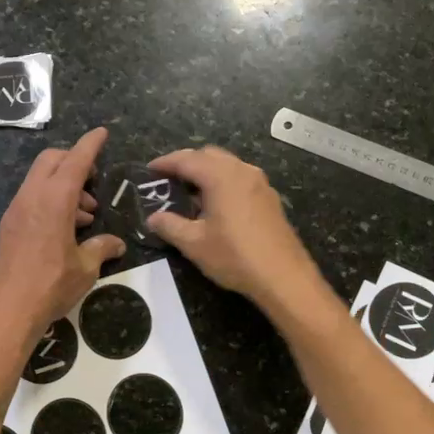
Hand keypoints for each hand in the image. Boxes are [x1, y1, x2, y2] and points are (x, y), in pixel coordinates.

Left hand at [0, 127, 125, 344]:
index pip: (75, 160)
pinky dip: (50, 201)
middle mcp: (31, 197)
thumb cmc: (50, 286)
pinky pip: (31, 199)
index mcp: (53, 200)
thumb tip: (116, 244)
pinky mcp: (8, 226)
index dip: (90, 145)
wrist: (5, 311)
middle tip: (93, 184)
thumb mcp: (85, 268)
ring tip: (85, 217)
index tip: (101, 133)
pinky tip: (65, 230)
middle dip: (74, 162)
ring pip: (40, 180)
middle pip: (51, 161)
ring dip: (64, 187)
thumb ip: (101, 249)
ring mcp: (15, 210)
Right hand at [145, 146, 320, 305]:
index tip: (149, 170)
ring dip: (206, 171)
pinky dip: (222, 181)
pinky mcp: (269, 198)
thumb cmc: (235, 257)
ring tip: (189, 192)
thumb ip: (170, 226)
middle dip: (186, 163)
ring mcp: (260, 183)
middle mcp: (242, 171)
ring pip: (227, 165)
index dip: (165, 163)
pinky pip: (240, 178)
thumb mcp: (194, 244)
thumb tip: (153, 218)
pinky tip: (216, 205)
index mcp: (221, 177)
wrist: (284, 277)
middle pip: (209, 155)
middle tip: (168, 179)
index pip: (187, 160)